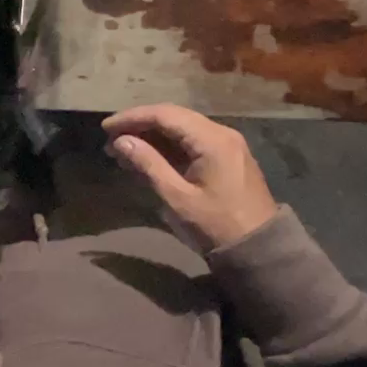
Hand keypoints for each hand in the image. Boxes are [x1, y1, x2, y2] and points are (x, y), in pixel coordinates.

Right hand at [103, 104, 276, 250]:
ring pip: (181, 129)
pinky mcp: (227, 157)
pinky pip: (192, 142)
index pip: (164, 115)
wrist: (261, 251)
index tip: (106, 128)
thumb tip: (121, 141)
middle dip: (140, 126)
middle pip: (173, 117)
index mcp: (212, 140)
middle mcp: (221, 133)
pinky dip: (167, 147)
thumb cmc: (217, 226)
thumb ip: (149, 165)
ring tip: (123, 151)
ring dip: (152, 137)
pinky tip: (147, 159)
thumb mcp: (178, 198)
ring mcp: (227, 144)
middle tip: (111, 140)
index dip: (132, 118)